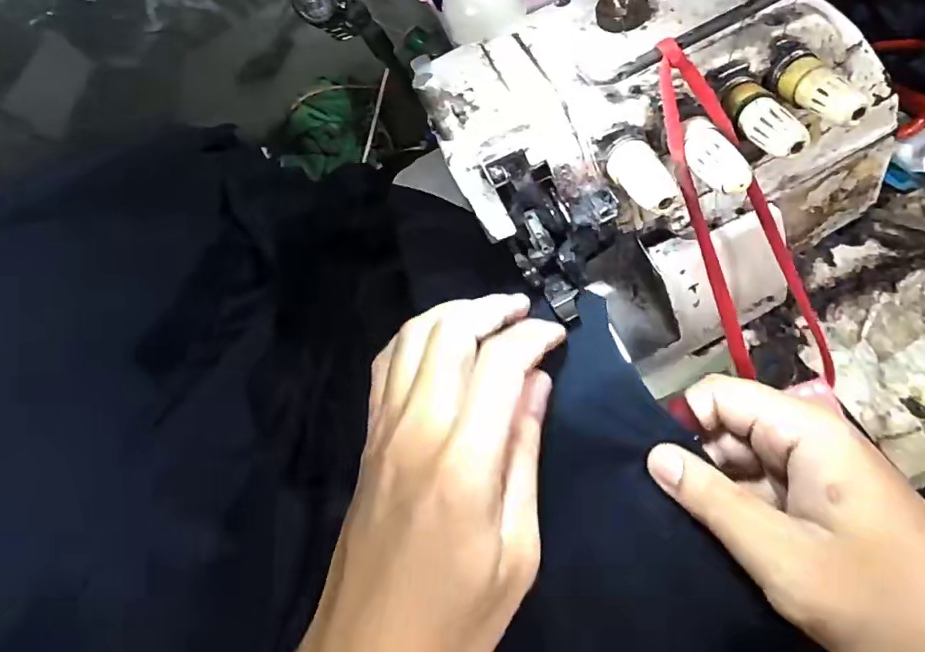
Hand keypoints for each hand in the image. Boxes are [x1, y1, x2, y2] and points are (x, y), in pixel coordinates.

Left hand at [299, 294, 566, 651]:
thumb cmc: (456, 615)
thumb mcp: (516, 550)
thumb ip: (524, 454)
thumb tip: (537, 384)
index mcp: (463, 458)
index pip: (499, 362)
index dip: (533, 336)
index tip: (557, 334)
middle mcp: (417, 425)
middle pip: (449, 331)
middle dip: (491, 309)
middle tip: (524, 311)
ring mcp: (384, 426)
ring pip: (412, 335)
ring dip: (452, 312)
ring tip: (487, 314)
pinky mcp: (367, 435)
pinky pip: (385, 362)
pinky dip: (415, 336)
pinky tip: (438, 342)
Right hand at [647, 376, 924, 651]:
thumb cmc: (879, 604)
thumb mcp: (783, 558)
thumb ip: (713, 502)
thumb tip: (654, 455)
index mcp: (806, 428)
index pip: (719, 395)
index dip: (683, 423)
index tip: (656, 468)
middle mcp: (813, 434)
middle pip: (732, 424)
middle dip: (702, 460)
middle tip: (676, 509)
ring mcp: (823, 467)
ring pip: (748, 458)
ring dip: (724, 490)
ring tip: (699, 529)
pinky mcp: (829, 498)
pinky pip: (771, 485)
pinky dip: (749, 508)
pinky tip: (735, 541)